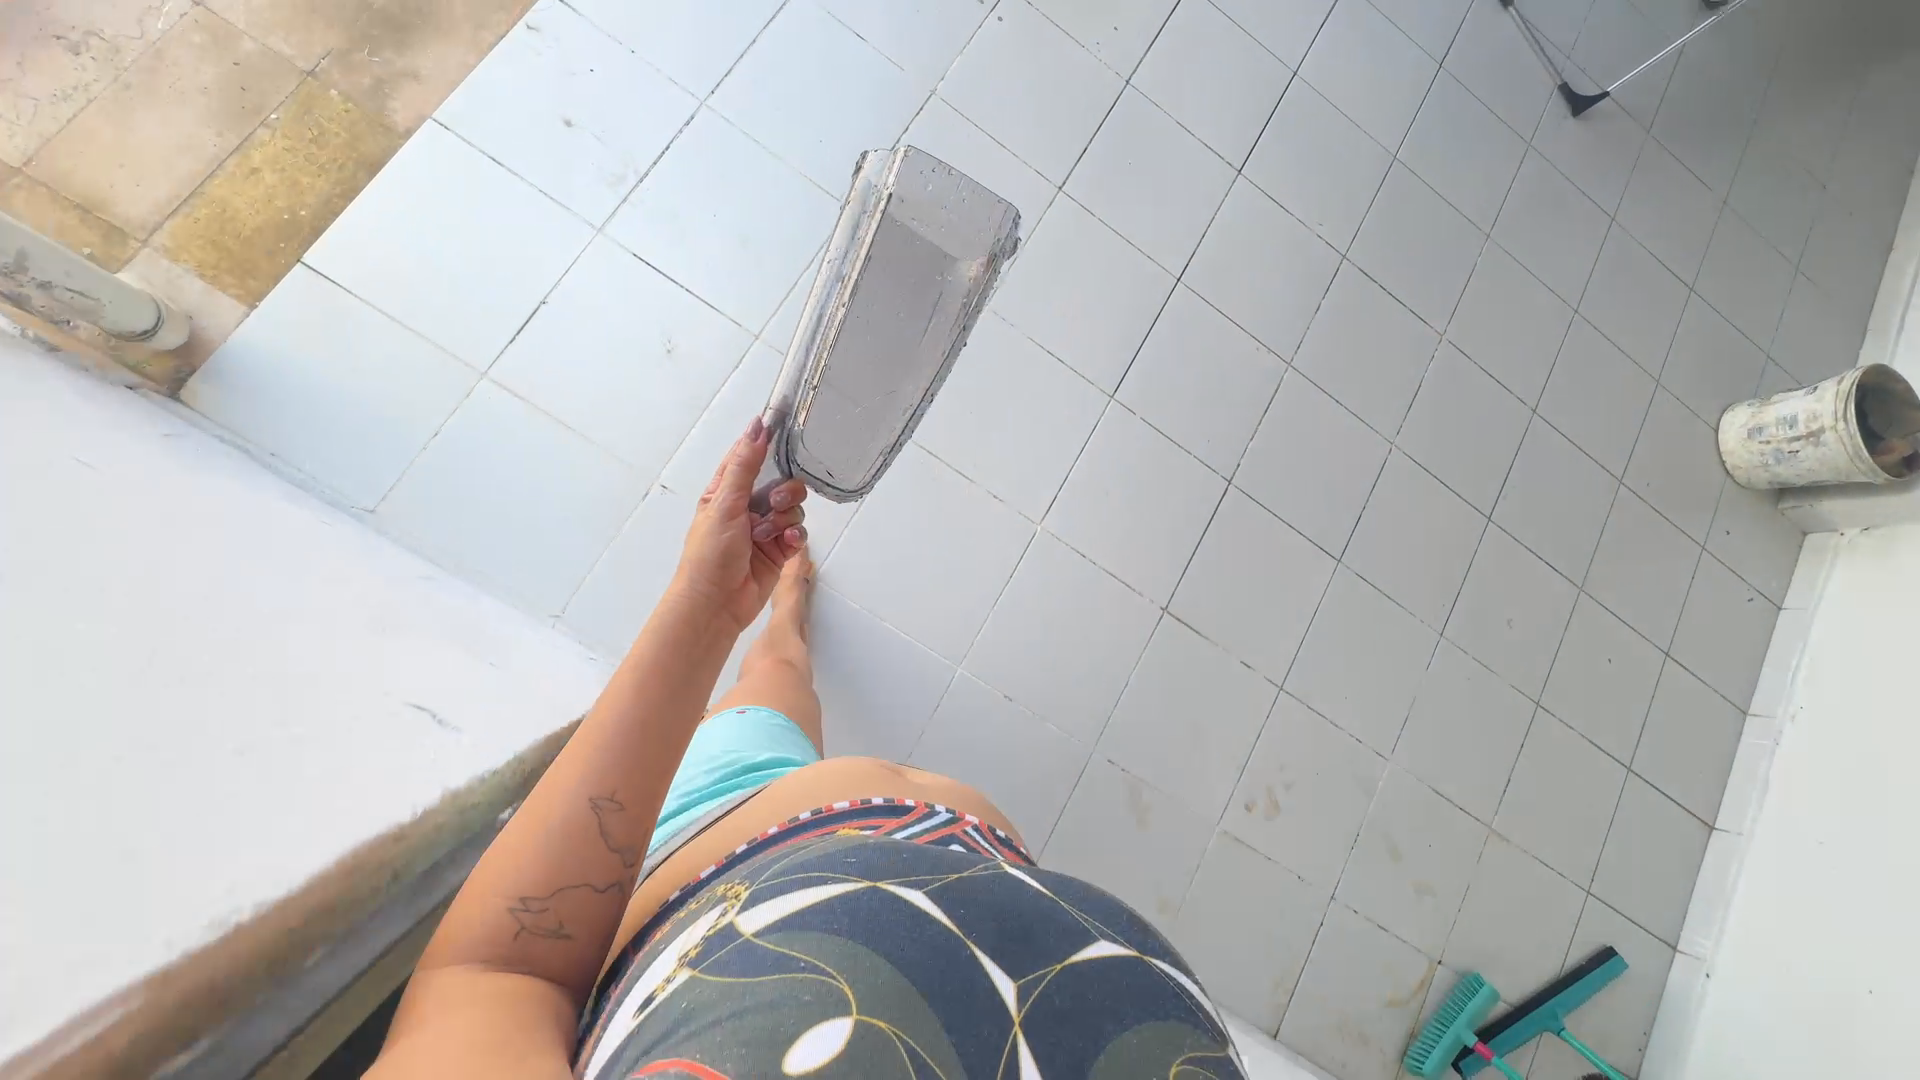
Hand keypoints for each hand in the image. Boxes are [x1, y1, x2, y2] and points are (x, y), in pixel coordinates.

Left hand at [671, 417, 808, 633]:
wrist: (716, 604)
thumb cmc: (709, 554)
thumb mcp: (724, 504)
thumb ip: (745, 466)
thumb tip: (757, 426)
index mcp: (725, 492)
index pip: (748, 458)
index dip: (764, 445)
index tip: (783, 431)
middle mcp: (747, 507)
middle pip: (781, 482)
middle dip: (784, 491)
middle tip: (774, 503)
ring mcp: (765, 529)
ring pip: (793, 507)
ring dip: (787, 517)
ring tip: (773, 534)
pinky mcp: (779, 551)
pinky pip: (798, 532)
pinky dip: (795, 535)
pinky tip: (786, 543)